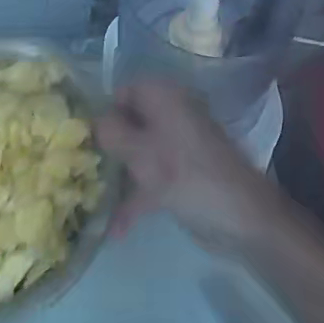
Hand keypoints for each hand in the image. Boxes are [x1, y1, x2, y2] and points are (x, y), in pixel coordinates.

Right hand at [94, 80, 284, 247]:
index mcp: (164, 96)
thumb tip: (94, 121)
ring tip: (93, 203)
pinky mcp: (182, 174)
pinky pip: (151, 178)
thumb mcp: (141, 153)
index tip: (80, 140)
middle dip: (106, 148)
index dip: (102, 113)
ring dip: (118, 178)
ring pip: (137, 152)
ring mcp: (178, 146)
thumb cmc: (187, 175)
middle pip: (128, 123)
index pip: (122, 91)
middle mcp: (171, 114)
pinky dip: (136, 198)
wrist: (242, 217)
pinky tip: (117, 231)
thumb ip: (111, 132)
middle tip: (81, 171)